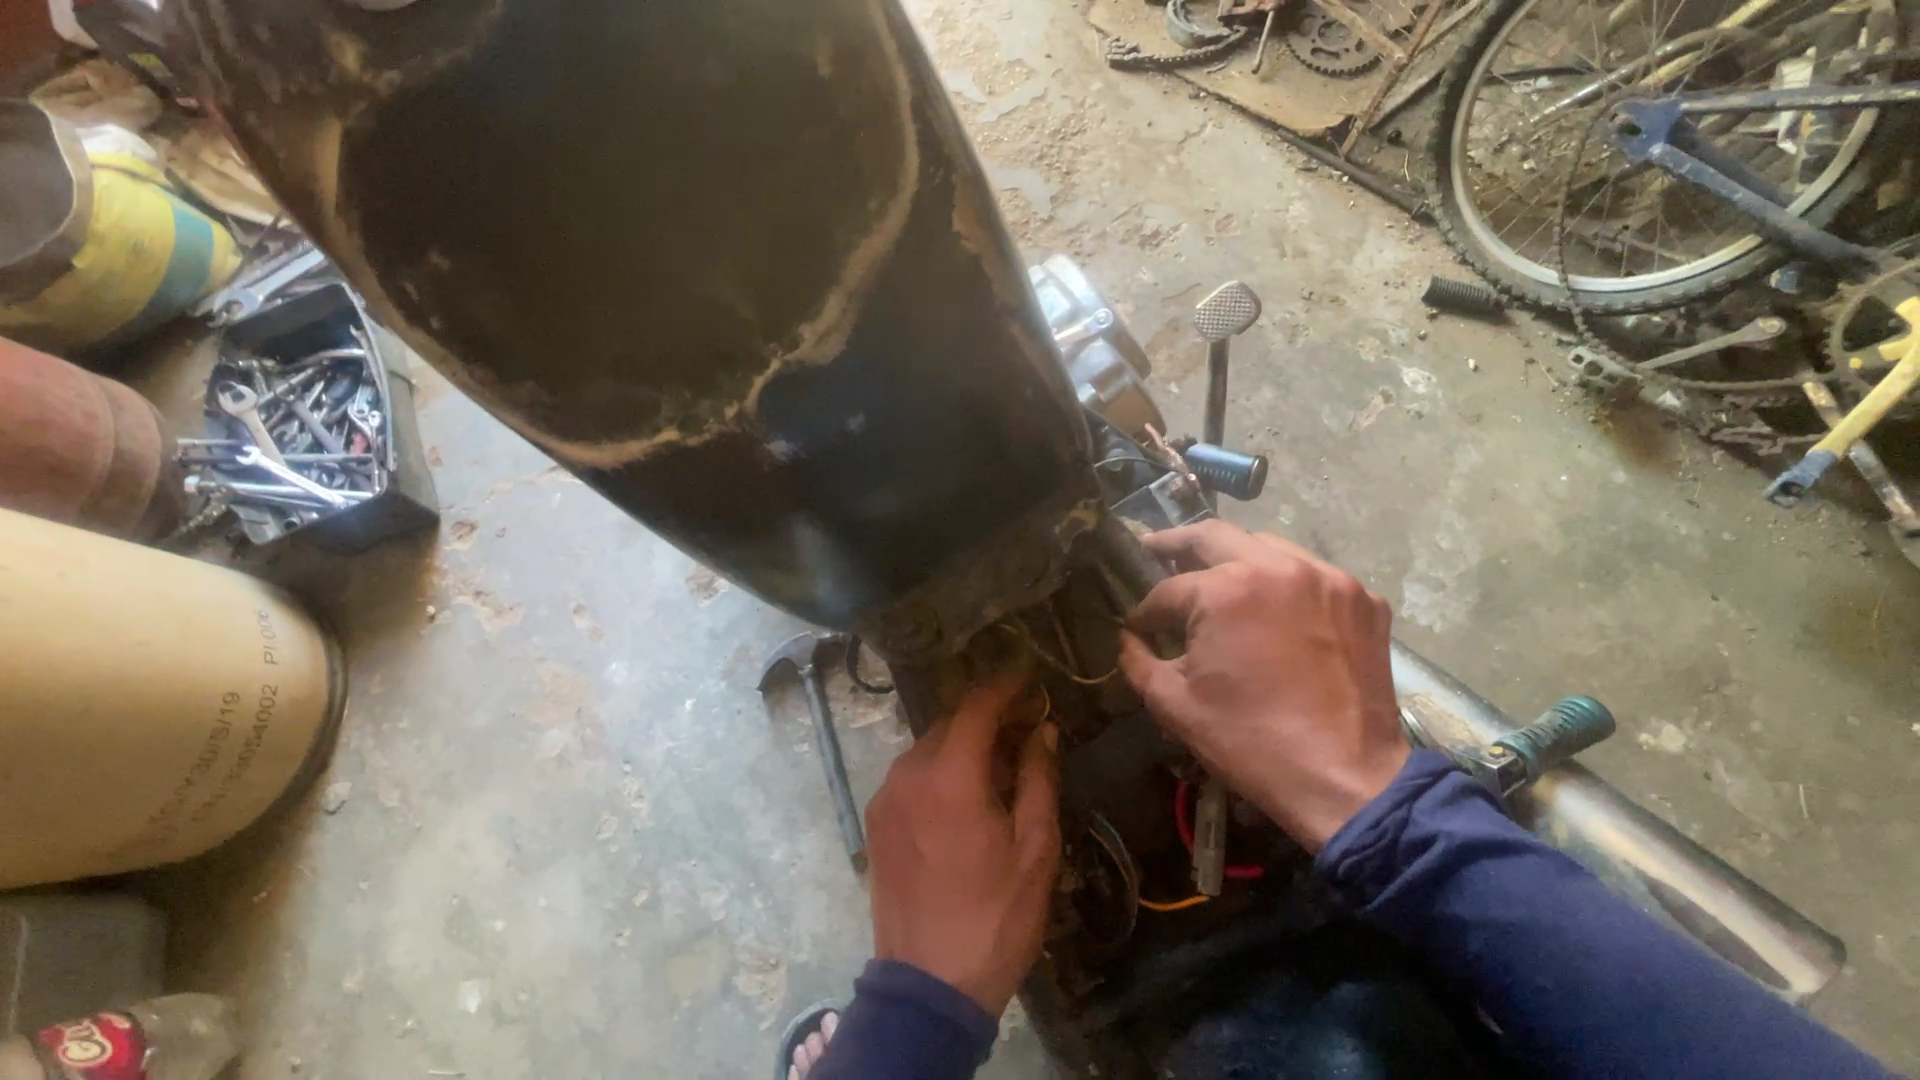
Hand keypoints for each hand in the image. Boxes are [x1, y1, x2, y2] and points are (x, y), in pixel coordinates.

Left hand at [864, 675, 1060, 1015]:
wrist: (928, 985)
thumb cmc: (994, 918)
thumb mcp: (1035, 850)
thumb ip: (1039, 780)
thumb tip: (1043, 731)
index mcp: (950, 776)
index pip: (977, 706)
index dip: (1006, 686)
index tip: (1032, 679)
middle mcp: (908, 773)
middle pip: (950, 722)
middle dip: (988, 715)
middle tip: (1027, 726)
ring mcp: (886, 797)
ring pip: (929, 747)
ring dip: (964, 743)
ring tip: (1002, 764)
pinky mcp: (876, 821)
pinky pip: (912, 774)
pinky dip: (941, 768)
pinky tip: (966, 794)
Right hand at [1117, 520, 1407, 851]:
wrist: (1346, 780)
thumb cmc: (1249, 741)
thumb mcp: (1174, 704)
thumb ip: (1138, 661)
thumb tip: (1129, 639)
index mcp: (1225, 590)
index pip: (1168, 589)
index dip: (1145, 611)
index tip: (1137, 628)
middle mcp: (1278, 567)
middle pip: (1214, 536)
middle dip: (1177, 545)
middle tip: (1155, 549)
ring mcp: (1328, 579)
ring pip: (1268, 547)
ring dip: (1235, 559)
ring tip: (1217, 580)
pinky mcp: (1363, 600)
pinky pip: (1312, 576)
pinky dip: (1285, 585)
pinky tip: (1275, 612)